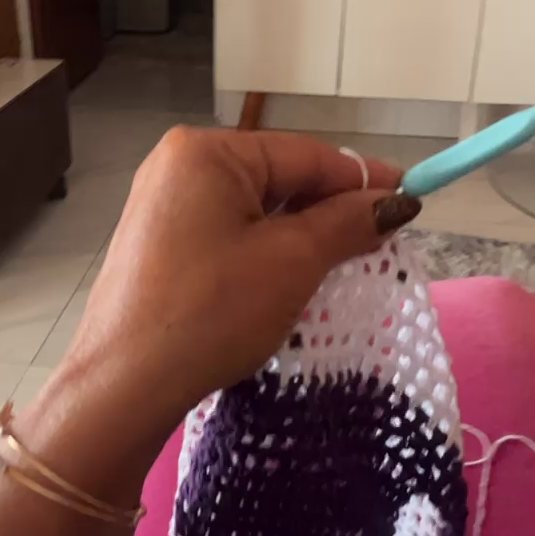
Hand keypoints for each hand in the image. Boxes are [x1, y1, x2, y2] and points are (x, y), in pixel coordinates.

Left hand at [18, 128, 420, 501]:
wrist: (124, 383)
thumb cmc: (212, 311)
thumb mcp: (290, 262)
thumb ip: (346, 222)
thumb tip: (393, 202)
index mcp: (206, 152)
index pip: (303, 154)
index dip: (360, 177)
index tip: (410, 195)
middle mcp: (177, 164)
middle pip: (276, 177)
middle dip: (328, 207)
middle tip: (380, 237)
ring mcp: (161, 203)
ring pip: (252, 207)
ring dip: (298, 232)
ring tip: (342, 260)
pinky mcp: (157, 240)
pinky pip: (225, 230)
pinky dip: (263, 247)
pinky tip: (288, 275)